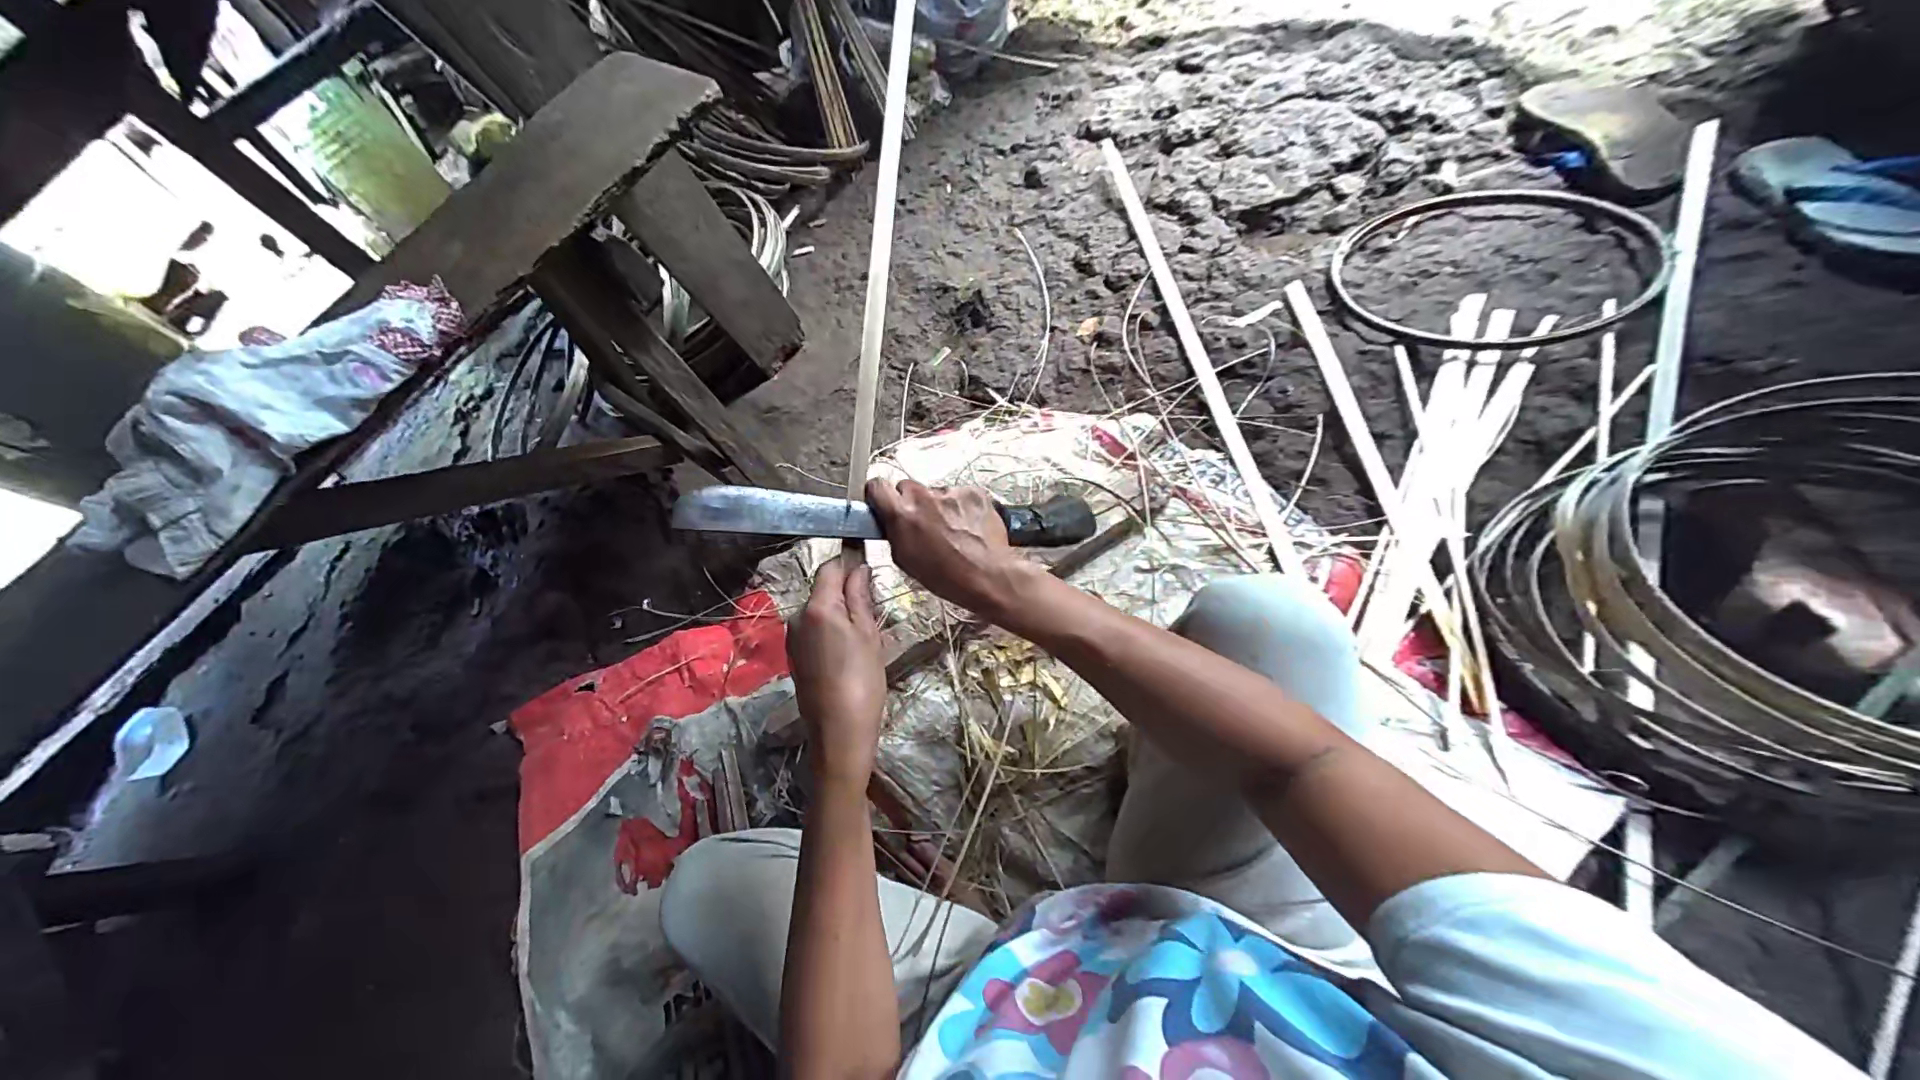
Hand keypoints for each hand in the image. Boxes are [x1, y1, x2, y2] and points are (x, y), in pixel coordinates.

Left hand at [788, 551, 885, 784]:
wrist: (839, 732)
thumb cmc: (861, 680)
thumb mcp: (868, 634)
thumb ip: (860, 597)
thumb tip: (858, 568)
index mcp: (816, 607)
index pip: (830, 567)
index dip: (850, 563)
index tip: (871, 569)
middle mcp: (798, 617)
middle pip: (824, 590)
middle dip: (848, 593)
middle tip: (875, 613)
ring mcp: (794, 638)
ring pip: (821, 611)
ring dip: (842, 614)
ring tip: (867, 638)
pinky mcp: (796, 656)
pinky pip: (816, 631)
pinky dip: (833, 632)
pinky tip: (851, 654)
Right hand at [866, 479, 1026, 620]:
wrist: (987, 576)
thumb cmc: (948, 576)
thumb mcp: (905, 560)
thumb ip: (893, 531)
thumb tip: (889, 521)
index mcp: (902, 514)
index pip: (877, 486)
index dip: (879, 494)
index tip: (883, 501)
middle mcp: (924, 498)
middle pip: (908, 488)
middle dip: (912, 503)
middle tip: (922, 524)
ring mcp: (951, 492)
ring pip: (936, 493)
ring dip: (939, 507)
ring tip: (951, 532)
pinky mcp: (972, 492)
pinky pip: (959, 495)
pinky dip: (961, 508)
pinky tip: (966, 528)